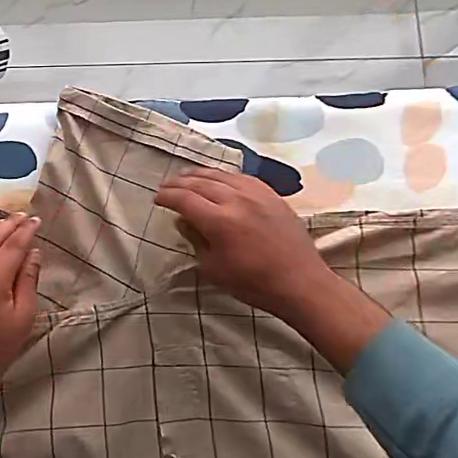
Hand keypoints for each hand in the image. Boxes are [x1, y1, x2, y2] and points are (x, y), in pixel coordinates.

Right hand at [153, 170, 336, 320]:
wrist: (300, 283)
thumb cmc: (254, 283)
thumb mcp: (214, 268)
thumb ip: (196, 240)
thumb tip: (184, 220)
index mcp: (219, 221)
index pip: (184, 199)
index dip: (167, 197)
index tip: (157, 198)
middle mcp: (236, 200)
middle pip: (200, 182)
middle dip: (179, 182)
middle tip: (167, 185)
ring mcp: (256, 194)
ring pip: (221, 175)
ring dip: (200, 174)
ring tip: (187, 177)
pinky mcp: (272, 195)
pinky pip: (242, 177)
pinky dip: (225, 176)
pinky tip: (220, 179)